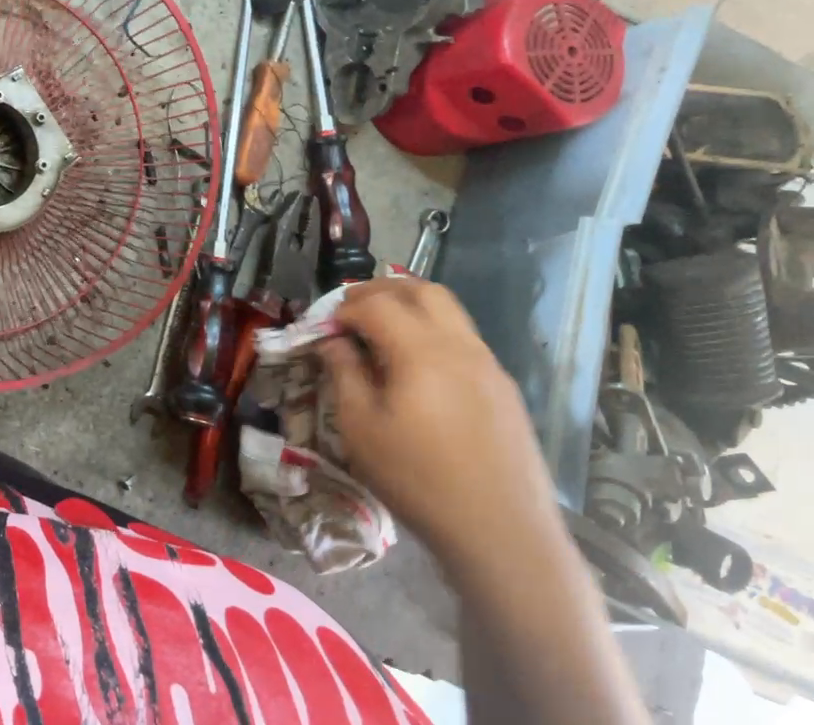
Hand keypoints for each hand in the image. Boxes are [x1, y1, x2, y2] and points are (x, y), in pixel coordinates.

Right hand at [317, 279, 565, 571]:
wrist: (501, 533)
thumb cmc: (417, 478)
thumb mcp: (360, 427)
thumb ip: (344, 374)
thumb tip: (333, 342)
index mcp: (422, 352)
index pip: (376, 304)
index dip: (342, 308)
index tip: (321, 328)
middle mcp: (461, 348)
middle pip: (422, 291)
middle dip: (380, 291)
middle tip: (348, 311)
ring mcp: (489, 367)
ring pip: (450, 311)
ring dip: (409, 308)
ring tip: (377, 333)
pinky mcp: (503, 389)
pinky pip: (464, 339)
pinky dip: (431, 332)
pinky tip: (412, 367)